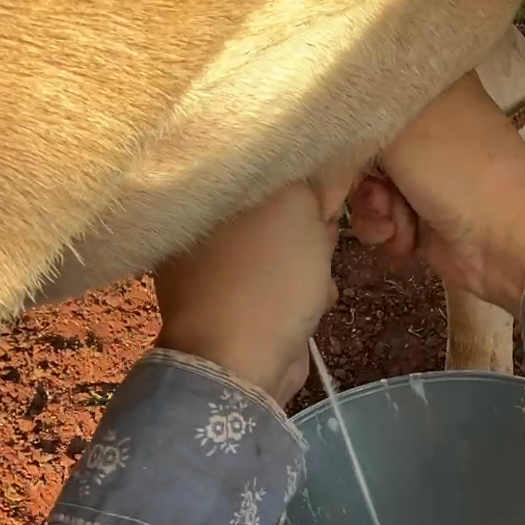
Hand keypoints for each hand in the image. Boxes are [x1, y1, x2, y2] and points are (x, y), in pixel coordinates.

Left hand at [154, 177, 347, 403]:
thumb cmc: (265, 277)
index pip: (262, 161)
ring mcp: (216, 266)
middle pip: (276, 203)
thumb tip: (317, 171)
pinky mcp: (236, 300)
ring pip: (286, 243)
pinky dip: (301, 291)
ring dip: (312, 259)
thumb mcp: (295, 206)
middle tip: (321, 235)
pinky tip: (311, 303)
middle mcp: (201, 223)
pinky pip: (281, 280)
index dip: (301, 174)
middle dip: (309, 222)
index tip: (324, 190)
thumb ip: (306, 176)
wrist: (242, 363)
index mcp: (200, 190)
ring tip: (316, 278)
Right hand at [350, 74, 524, 313]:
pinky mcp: (422, 215)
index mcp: (427, 84)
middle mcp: (426, 125)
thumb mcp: (398, 125)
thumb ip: (351, 114)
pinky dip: (388, 232)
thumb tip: (321, 119)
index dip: (346, 118)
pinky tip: (403, 239)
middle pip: (358, 143)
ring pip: (365, 185)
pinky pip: (381, 219)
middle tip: (375, 186)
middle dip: (357, 174)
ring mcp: (424, 173)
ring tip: (393, 220)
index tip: (341, 139)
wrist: (504, 241)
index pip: (364, 89)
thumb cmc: (456, 170)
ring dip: (371, 209)